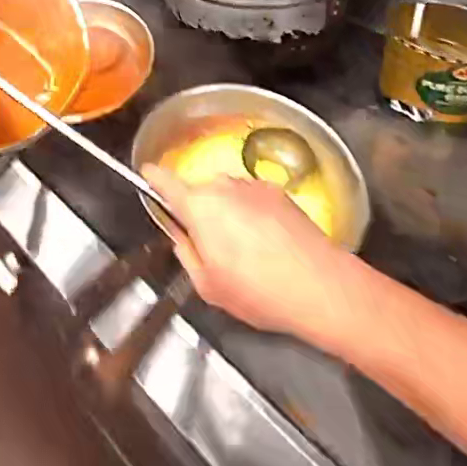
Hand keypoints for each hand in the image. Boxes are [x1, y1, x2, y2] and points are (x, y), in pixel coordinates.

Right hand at [141, 165, 360, 342]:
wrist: (319, 284)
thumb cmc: (257, 290)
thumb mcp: (207, 285)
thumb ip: (186, 253)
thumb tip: (183, 237)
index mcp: (199, 205)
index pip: (164, 180)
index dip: (152, 178)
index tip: (147, 175)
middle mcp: (225, 185)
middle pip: (200, 192)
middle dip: (199, 212)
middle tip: (211, 248)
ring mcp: (254, 186)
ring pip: (228, 195)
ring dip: (228, 214)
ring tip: (246, 252)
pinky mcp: (279, 192)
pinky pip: (252, 199)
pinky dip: (253, 215)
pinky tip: (268, 245)